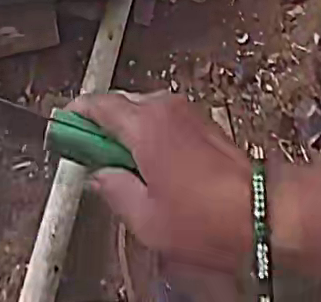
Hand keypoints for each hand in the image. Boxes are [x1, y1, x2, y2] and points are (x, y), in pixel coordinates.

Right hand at [71, 91, 255, 273]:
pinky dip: (146, 130)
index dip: (77, 113)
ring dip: (125, 128)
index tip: (63, 124)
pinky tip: (147, 161)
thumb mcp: (145, 217)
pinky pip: (161, 115)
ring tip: (118, 163)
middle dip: (100, 123)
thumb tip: (98, 177)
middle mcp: (164, 106)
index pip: (99, 105)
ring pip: (141, 108)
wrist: (257, 208)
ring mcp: (184, 108)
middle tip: (85, 150)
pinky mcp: (198, 117)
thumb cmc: (206, 215)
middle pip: (120, 104)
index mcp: (145, 124)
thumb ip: (113, 190)